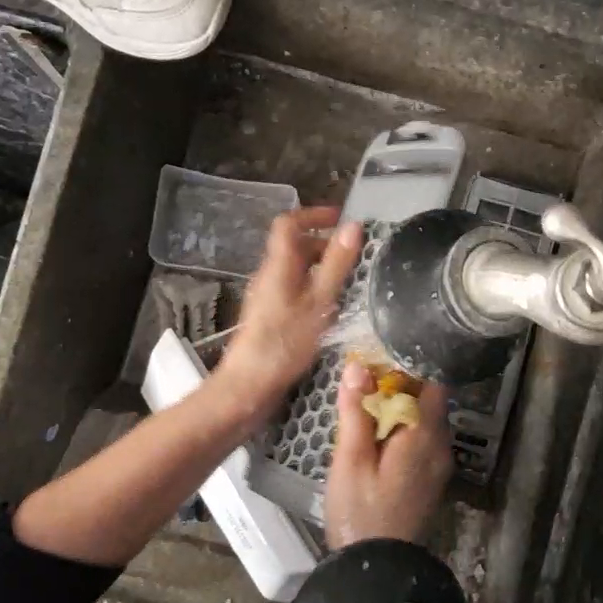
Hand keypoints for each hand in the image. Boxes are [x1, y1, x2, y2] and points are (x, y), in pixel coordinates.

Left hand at [219, 208, 362, 407]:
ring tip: (350, 282)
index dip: (314, 214)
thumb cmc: (283, 344)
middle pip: (294, 248)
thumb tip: (353, 227)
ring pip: (295, 272)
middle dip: (324, 244)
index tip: (342, 218)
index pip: (289, 223)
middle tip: (354, 255)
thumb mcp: (318, 303)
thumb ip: (336, 265)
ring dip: (321, 270)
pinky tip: (332, 312)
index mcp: (277, 266)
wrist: (247, 387)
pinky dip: (314, 292)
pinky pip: (294, 293)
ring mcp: (267, 299)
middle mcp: (269, 277)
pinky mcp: (270, 320)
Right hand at [325, 362, 453, 548]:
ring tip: (365, 411)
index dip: (407, 370)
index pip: (433, 384)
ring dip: (401, 414)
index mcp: (425, 436)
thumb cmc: (360, 511)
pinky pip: (422, 446)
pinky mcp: (430, 483)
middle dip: (400, 390)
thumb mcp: (350, 459)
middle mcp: (441, 447)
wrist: (378, 569)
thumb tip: (358, 366)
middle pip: (430, 404)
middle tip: (364, 386)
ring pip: (425, 425)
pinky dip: (404, 436)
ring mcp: (439, 468)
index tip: (378, 364)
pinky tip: (377, 442)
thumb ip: (355, 411)